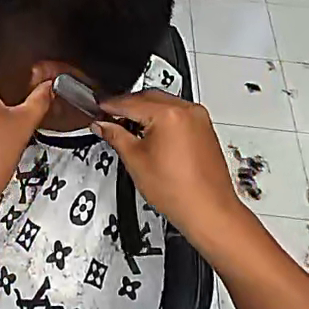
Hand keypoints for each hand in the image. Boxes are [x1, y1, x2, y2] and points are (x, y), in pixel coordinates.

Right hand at [91, 91, 255, 244]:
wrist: (208, 210)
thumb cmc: (180, 192)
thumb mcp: (136, 161)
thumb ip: (116, 136)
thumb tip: (104, 125)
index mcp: (169, 115)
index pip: (131, 102)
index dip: (110, 105)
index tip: (100, 107)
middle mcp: (188, 111)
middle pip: (148, 98)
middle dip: (127, 106)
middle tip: (109, 117)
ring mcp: (199, 118)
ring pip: (164, 104)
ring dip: (145, 111)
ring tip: (127, 127)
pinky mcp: (205, 128)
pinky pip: (178, 114)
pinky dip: (162, 119)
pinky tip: (150, 133)